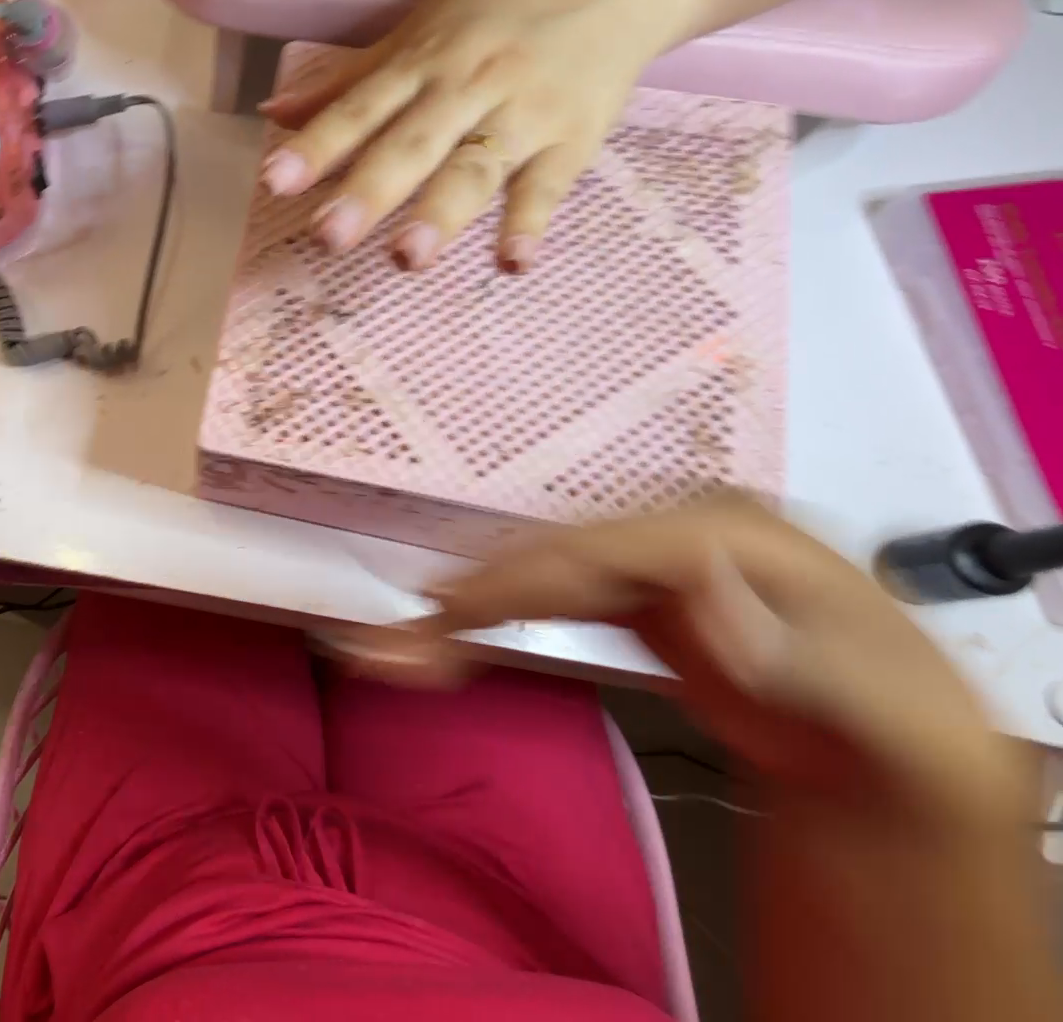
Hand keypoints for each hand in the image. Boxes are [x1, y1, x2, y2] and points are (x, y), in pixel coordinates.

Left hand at [258, 0, 703, 273]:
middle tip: (330, 235)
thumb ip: (346, 82)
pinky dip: (531, 223)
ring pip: (474, 168)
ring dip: (441, 214)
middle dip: (369, 190)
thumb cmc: (500, 7)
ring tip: (407, 258)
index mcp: (421, 61)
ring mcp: (521, 113)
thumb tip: (271, 112)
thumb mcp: (418, 33)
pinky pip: (548, 186)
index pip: (359, 108)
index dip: (317, 146)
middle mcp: (466, 87)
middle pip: (411, 143)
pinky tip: (514, 263)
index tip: (277, 181)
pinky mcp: (572, 137)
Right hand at [332, 498, 1024, 830]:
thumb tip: (703, 597)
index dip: (530, 573)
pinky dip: (479, 624)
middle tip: (389, 636)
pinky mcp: (615, 595)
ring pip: (531, 575)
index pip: (612, 545)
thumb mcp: (887, 709)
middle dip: (469, 592)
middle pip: (552, 554)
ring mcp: (638, 562)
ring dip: (456, 612)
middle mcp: (672, 532)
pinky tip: (433, 639)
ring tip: (388, 645)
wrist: (872, 746)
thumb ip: (805, 657)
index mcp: (732, 535)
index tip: (457, 606)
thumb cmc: (888, 725)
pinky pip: (535, 602)